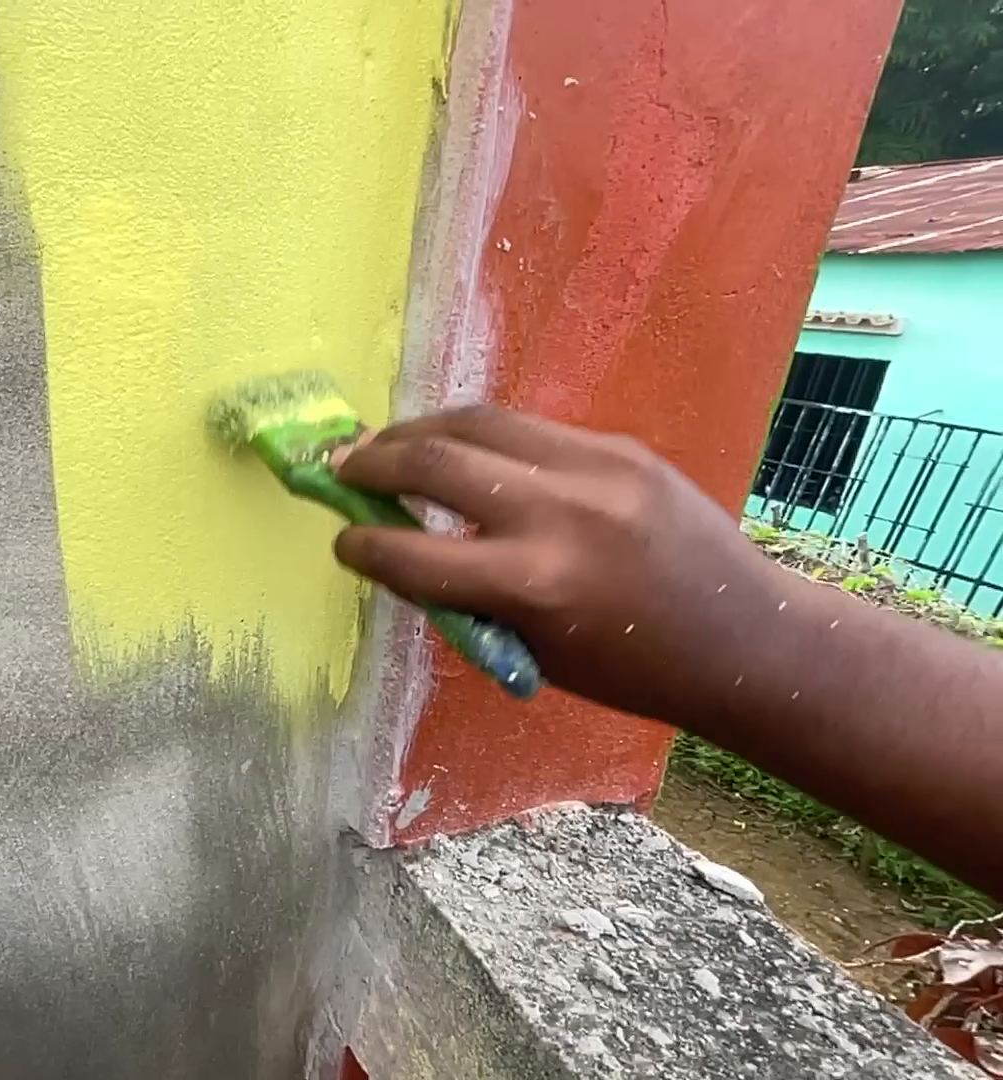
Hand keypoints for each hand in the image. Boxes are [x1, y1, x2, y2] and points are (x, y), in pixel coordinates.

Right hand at [329, 405, 791, 719]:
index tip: (341, 542)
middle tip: (339, 466)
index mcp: (533, 582)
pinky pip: (519, 427)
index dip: (358, 546)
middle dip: (370, 461)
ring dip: (412, 430)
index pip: (409, 552)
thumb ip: (450, 591)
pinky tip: (449, 449)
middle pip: (434, 460)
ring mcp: (596, 466)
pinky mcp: (617, 445)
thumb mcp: (522, 645)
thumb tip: (387, 546)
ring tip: (381, 445)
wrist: (753, 639)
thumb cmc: (625, 668)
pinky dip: (467, 436)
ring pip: (474, 421)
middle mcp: (561, 511)